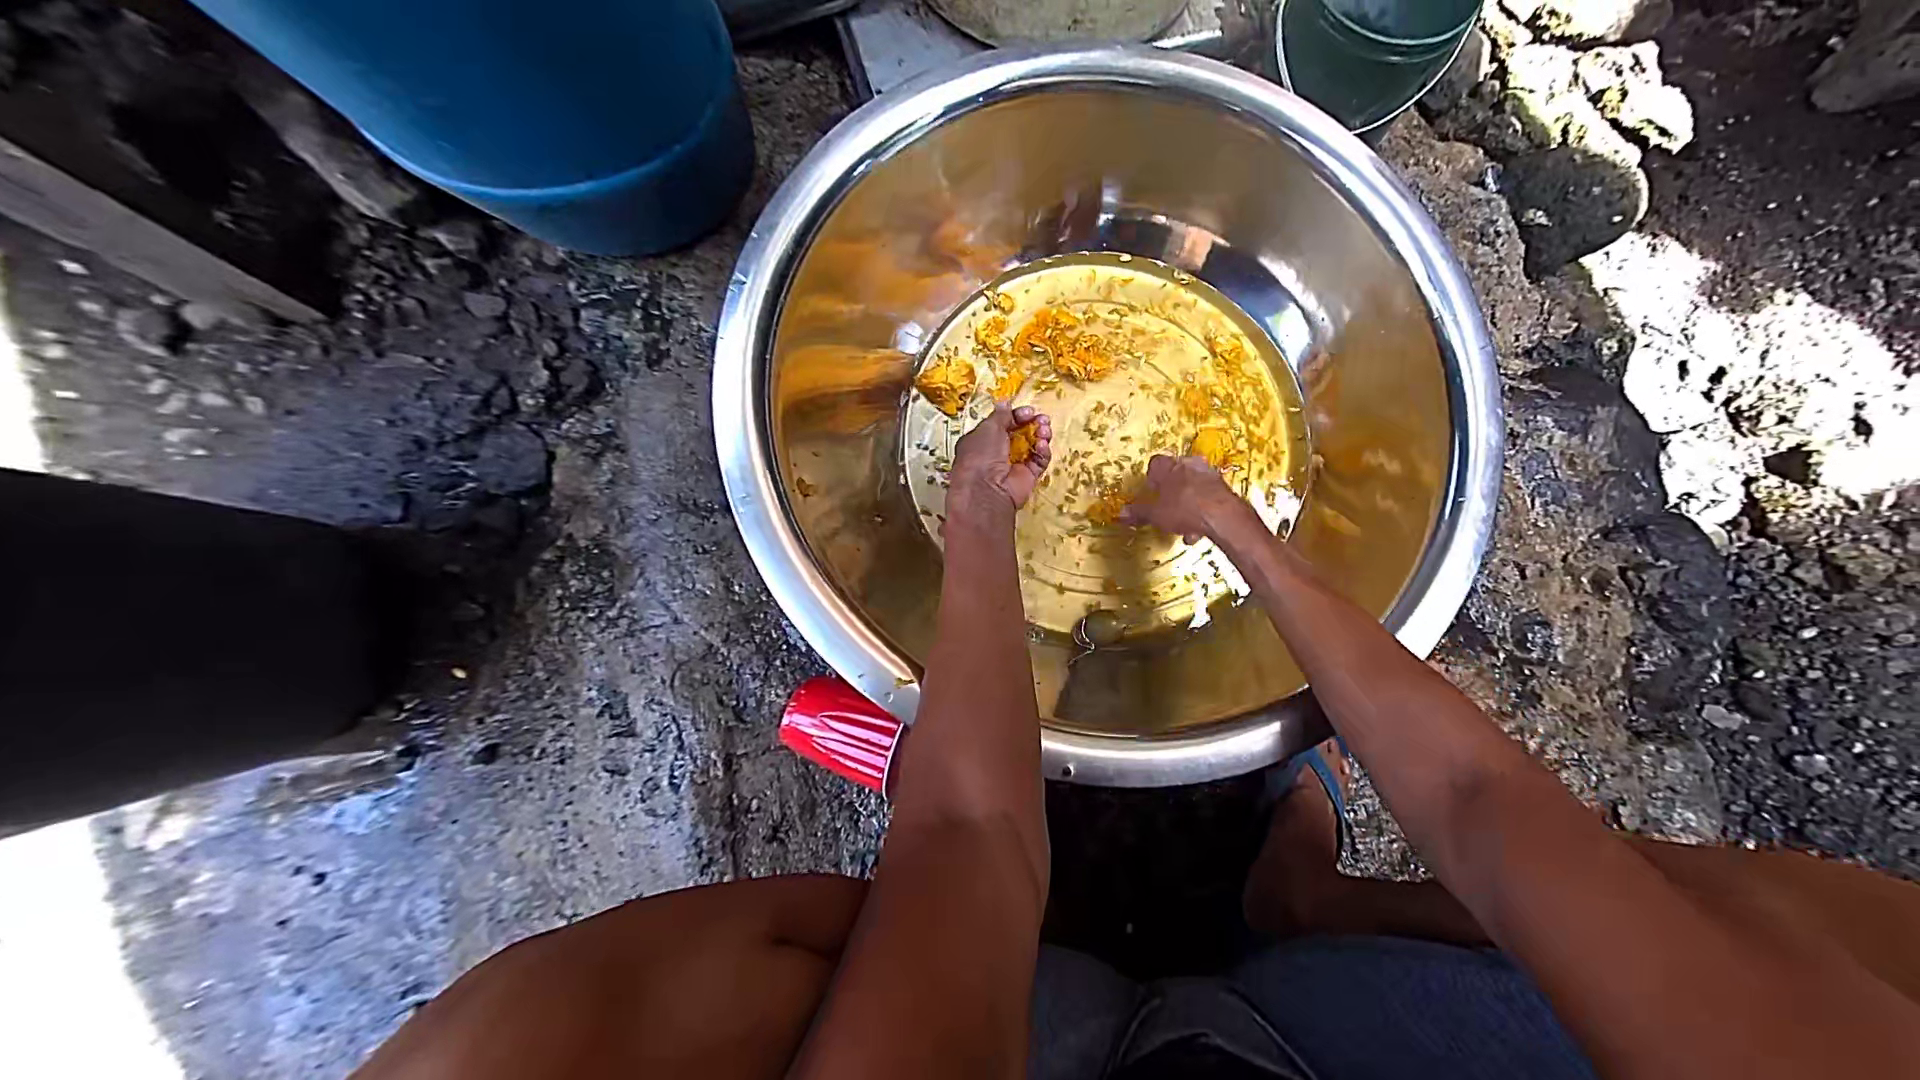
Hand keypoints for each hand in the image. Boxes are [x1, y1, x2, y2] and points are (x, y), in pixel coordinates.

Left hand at [949, 404, 1051, 513]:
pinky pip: (1039, 462)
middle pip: (1020, 433)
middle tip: (1042, 419)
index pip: (1003, 424)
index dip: (1017, 416)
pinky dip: (1043, 452)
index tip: (1028, 411)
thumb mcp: (989, 428)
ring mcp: (1013, 466)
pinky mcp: (1026, 477)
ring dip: (1041, 435)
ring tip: (1045, 430)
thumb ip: (1001, 415)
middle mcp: (997, 453)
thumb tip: (1005, 402)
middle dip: (1033, 424)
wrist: (986, 491)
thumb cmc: (981, 456)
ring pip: (1032, 446)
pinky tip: (1043, 445)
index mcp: (982, 440)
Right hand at [1119, 454, 1250, 542]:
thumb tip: (1124, 513)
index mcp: (1168, 466)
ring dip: (1188, 502)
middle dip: (1171, 490)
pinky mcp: (1224, 488)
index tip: (1149, 490)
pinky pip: (1208, 497)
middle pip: (1176, 474)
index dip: (1151, 478)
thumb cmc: (1185, 508)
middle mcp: (1189, 464)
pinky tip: (1198, 528)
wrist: (1221, 516)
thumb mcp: (1154, 514)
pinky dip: (1202, 510)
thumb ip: (1138, 512)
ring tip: (1183, 523)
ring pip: (1194, 486)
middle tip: (1165, 505)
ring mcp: (1209, 475)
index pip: (1155, 464)